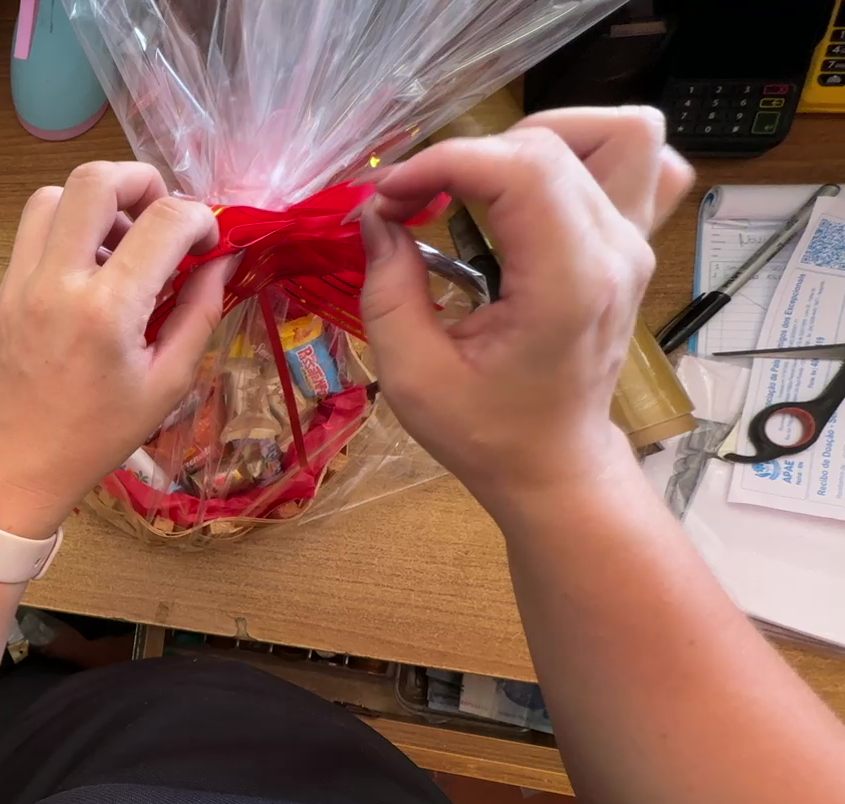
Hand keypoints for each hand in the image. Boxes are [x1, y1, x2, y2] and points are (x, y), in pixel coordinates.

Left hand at [0, 161, 230, 538]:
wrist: (26, 462)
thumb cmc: (101, 433)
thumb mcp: (168, 382)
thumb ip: (200, 311)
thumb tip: (223, 258)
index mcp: (106, 310)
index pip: (164, 220)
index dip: (199, 218)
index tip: (205, 243)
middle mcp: (55, 285)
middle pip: (93, 180)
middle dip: (140, 182)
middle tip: (158, 218)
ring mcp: (18, 286)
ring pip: (50, 197)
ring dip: (92, 203)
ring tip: (117, 244)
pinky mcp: (0, 295)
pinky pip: (30, 236)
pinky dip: (63, 233)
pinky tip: (85, 273)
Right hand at [358, 106, 692, 519]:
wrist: (548, 460)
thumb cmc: (478, 428)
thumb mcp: (410, 373)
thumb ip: (388, 292)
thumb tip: (376, 221)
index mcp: (564, 284)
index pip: (524, 170)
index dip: (444, 163)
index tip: (384, 197)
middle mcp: (614, 250)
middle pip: (565, 142)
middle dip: (472, 155)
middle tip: (416, 200)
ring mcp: (634, 244)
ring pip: (620, 133)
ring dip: (536, 141)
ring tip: (474, 182)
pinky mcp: (629, 245)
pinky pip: (638, 163)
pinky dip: (581, 156)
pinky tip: (530, 191)